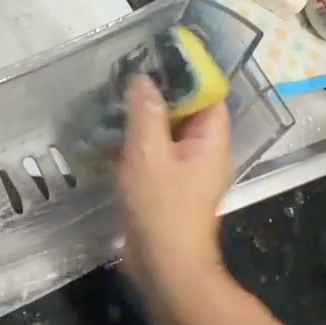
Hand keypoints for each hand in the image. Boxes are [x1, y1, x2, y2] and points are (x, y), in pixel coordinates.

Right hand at [115, 76, 232, 305]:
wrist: (164, 269)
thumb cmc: (162, 209)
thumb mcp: (149, 154)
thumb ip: (146, 113)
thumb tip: (144, 79)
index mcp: (211, 141)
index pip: (208, 94)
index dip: (188, 73)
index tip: (158, 55)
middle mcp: (204, 153)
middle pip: (188, 111)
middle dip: (162, 92)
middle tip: (129, 73)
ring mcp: (186, 172)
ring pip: (169, 132)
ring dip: (147, 116)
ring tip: (117, 97)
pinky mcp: (168, 188)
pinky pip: (157, 153)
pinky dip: (140, 140)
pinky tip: (114, 132)